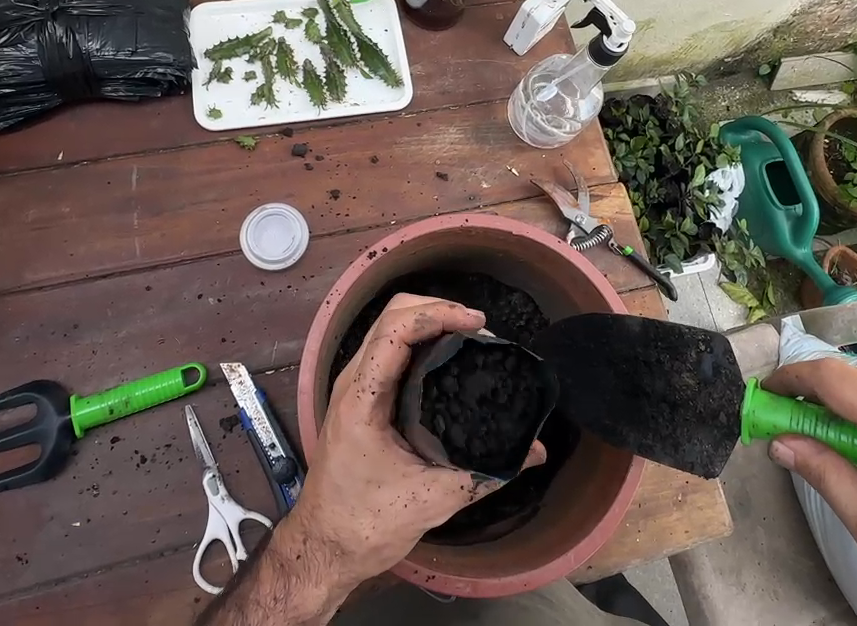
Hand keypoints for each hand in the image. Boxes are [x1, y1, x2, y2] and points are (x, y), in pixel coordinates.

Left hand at [293, 293, 545, 588]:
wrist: (322, 548)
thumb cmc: (364, 524)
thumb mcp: (430, 500)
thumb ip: (485, 474)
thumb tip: (534, 454)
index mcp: (362, 397)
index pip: (396, 330)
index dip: (438, 314)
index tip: (477, 323)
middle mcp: (354, 380)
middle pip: (392, 315)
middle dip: (437, 308)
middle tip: (478, 326)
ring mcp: (355, 385)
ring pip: (389, 327)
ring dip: (429, 320)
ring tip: (470, 335)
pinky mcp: (362, 396)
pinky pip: (391, 349)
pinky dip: (421, 339)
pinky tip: (449, 356)